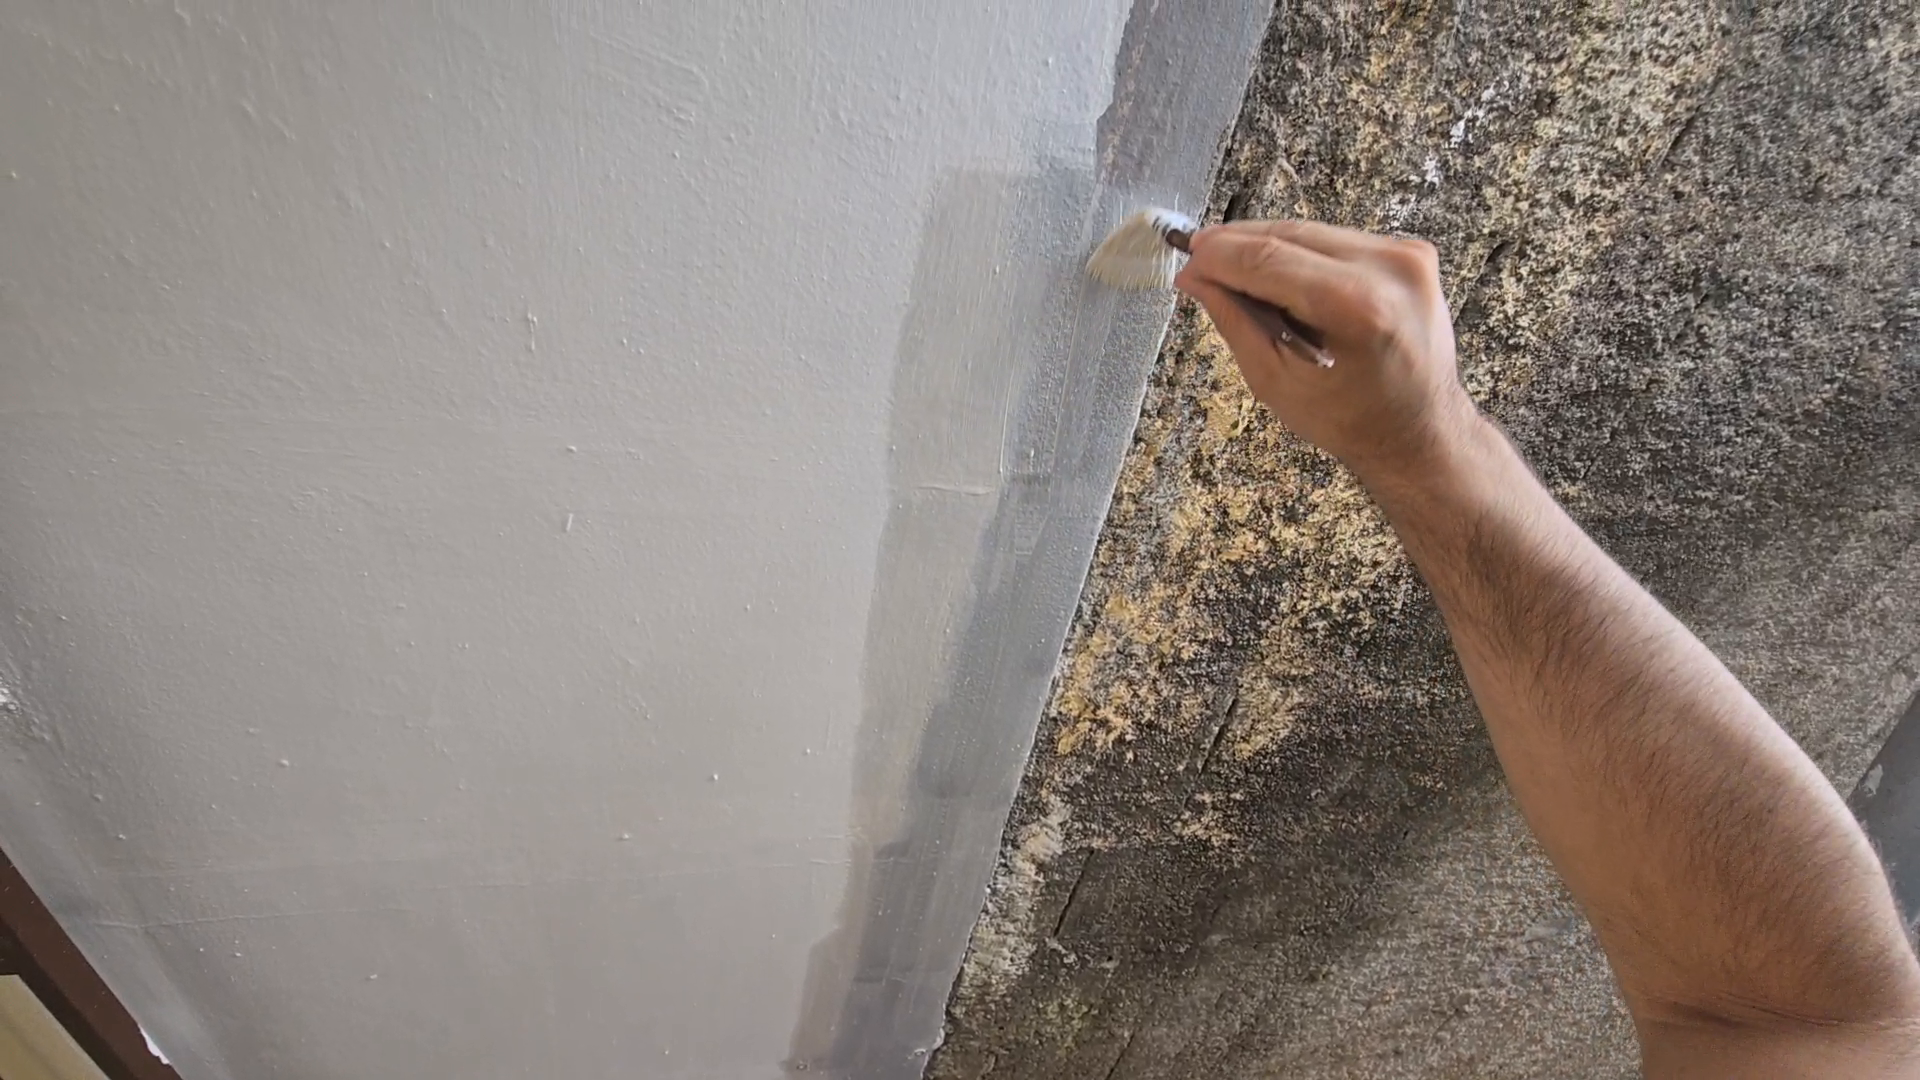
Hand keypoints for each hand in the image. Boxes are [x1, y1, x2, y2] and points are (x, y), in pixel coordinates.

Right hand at [1173, 220, 1476, 481]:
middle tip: (1196, 258)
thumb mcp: (1274, 380)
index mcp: (1355, 306)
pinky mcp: (1408, 253)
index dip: (1218, 256)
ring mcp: (1404, 254)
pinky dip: (1296, 252)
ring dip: (1262, 246)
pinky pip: (1335, 240)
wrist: (1417, 430)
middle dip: (1235, 244)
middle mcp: (1387, 267)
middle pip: (1289, 234)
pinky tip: (1269, 272)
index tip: (1187, 260)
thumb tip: (1196, 281)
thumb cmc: (1348, 419)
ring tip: (1225, 267)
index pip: (1266, 259)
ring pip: (1311, 231)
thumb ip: (1234, 320)